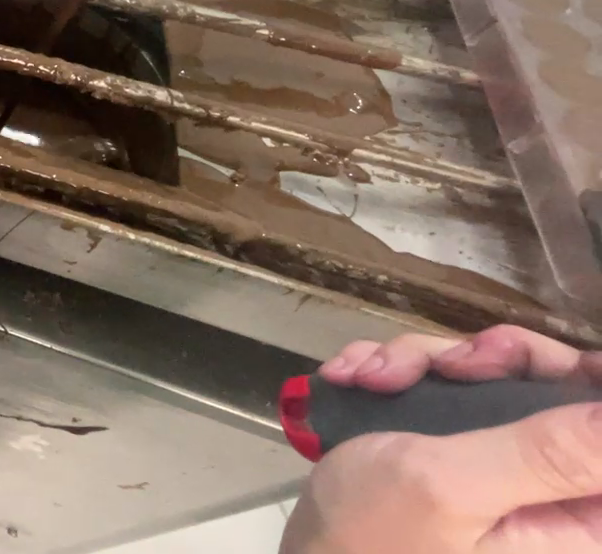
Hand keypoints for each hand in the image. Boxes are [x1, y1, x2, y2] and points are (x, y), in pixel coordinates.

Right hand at [284, 325, 601, 552]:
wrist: (313, 548)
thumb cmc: (379, 529)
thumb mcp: (450, 484)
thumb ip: (544, 452)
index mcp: (587, 515)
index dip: (580, 377)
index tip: (513, 354)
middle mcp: (556, 486)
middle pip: (552, 386)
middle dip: (485, 358)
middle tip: (442, 365)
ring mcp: (498, 461)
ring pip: (483, 373)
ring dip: (417, 361)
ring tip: (369, 379)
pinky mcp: (450, 441)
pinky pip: (435, 380)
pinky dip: (388, 369)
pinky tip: (353, 379)